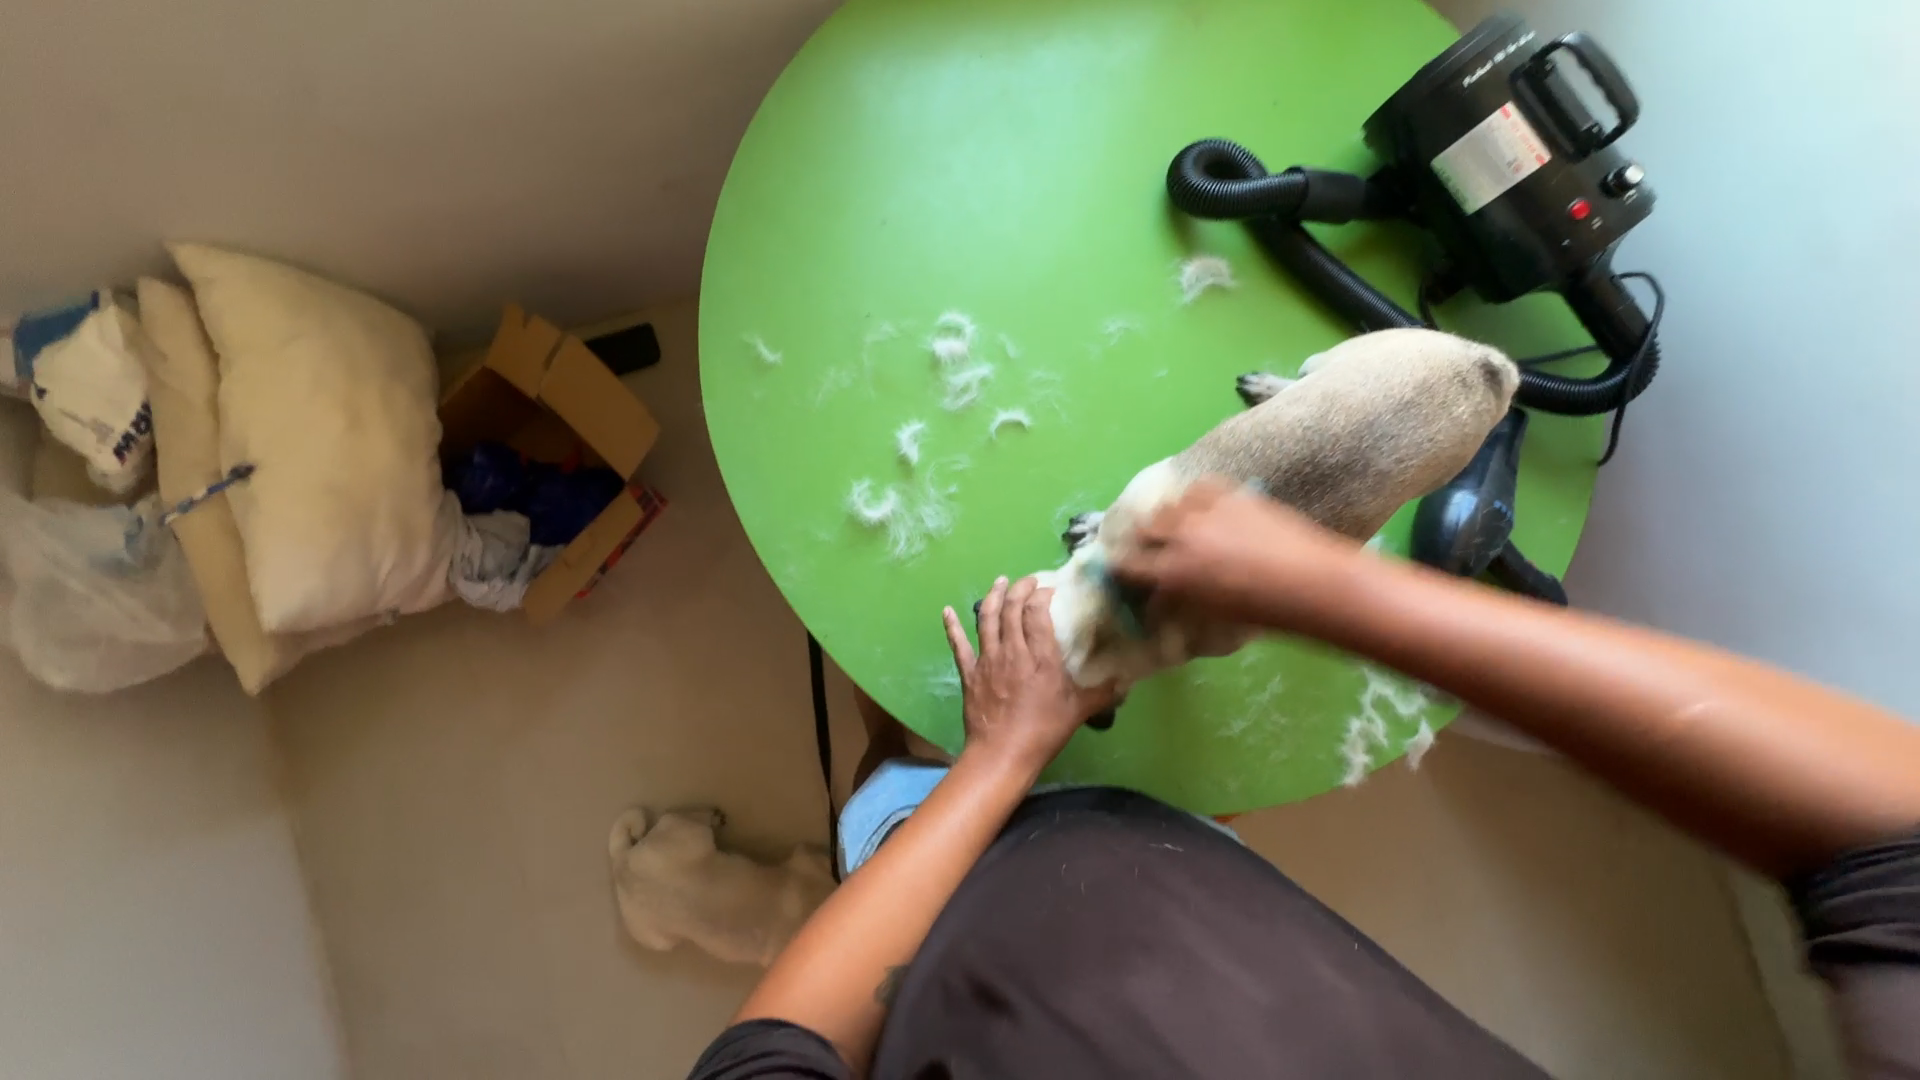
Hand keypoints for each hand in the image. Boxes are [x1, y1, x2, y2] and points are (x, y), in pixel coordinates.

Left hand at [941, 576, 1112, 774]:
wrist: (1002, 754)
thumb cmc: (1043, 731)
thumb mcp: (1079, 711)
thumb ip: (1103, 693)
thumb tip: (1127, 682)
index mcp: (1040, 657)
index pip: (1037, 613)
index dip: (1042, 596)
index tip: (1049, 590)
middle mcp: (1012, 651)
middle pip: (1011, 609)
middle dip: (1019, 589)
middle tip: (1028, 581)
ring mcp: (987, 660)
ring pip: (987, 619)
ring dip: (993, 596)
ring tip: (1000, 582)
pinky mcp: (969, 673)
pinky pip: (958, 644)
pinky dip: (952, 626)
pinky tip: (947, 610)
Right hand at [1109, 478, 1361, 631]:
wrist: (1315, 584)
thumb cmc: (1265, 613)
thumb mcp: (1213, 615)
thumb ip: (1182, 599)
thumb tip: (1164, 596)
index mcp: (1173, 573)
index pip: (1129, 565)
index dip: (1122, 568)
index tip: (1122, 569)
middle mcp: (1181, 537)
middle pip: (1146, 527)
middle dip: (1147, 539)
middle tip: (1158, 550)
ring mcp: (1206, 511)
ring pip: (1171, 504)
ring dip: (1172, 516)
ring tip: (1185, 526)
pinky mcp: (1231, 494)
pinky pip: (1200, 487)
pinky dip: (1197, 497)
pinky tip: (1206, 508)